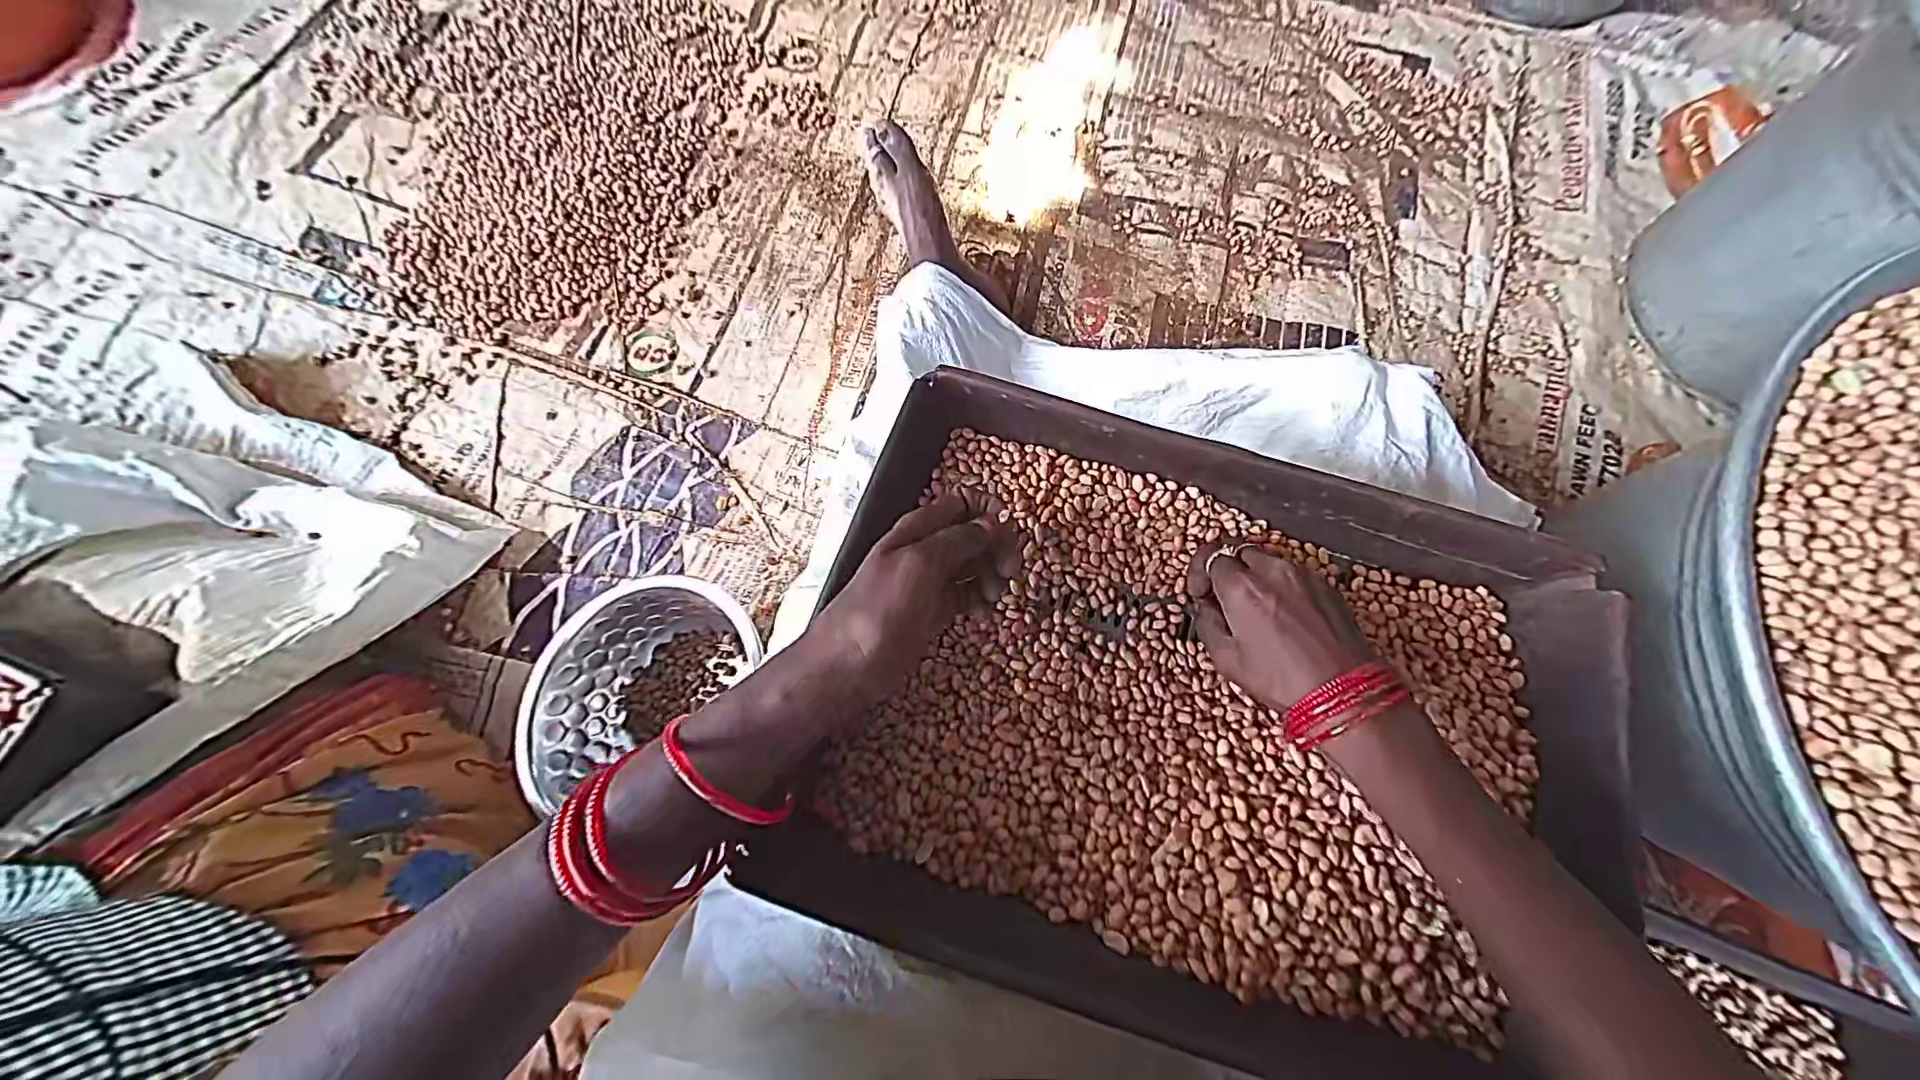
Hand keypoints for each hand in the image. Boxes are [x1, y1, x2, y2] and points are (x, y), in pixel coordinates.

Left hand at [808, 490, 1020, 707]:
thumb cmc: (879, 611)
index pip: (962, 503)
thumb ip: (957, 540)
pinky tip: (984, 612)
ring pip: (973, 565)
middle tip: (1010, 572)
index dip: (989, 513)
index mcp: (918, 530)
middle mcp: (925, 550)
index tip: (1008, 535)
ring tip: (995, 596)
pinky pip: (966, 594)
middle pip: (973, 534)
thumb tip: (992, 523)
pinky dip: (980, 599)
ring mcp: (929, 581)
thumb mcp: (919, 565)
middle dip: (997, 547)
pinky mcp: (933, 610)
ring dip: (992, 574)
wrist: (847, 666)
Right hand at [1185, 542, 1377, 712]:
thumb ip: (1207, 624)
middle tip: (1221, 597)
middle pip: (1238, 551)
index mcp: (1242, 587)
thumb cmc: (1283, 679)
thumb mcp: (1227, 659)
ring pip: (1267, 561)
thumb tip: (1205, 609)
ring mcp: (1303, 576)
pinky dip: (1279, 586)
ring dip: (1253, 576)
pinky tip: (1280, 615)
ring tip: (1253, 608)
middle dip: (1225, 570)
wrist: (1343, 692)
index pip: (1210, 556)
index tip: (1199, 592)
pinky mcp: (1326, 587)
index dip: (1198, 573)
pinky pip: (1293, 575)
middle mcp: (1272, 572)